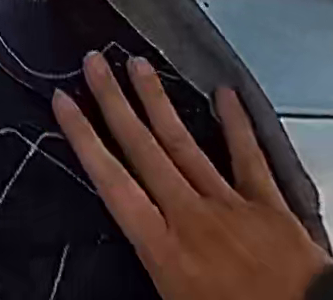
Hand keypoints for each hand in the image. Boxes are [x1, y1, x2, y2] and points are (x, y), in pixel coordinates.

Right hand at [53, 52, 331, 299]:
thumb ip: (149, 273)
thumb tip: (117, 255)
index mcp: (164, 249)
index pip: (113, 182)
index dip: (84, 138)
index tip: (63, 100)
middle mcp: (190, 215)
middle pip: (143, 148)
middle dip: (114, 101)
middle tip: (94, 60)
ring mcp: (230, 205)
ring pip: (184, 143)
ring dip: (157, 101)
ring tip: (137, 62)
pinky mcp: (269, 205)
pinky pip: (249, 157)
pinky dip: (237, 123)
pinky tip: (225, 91)